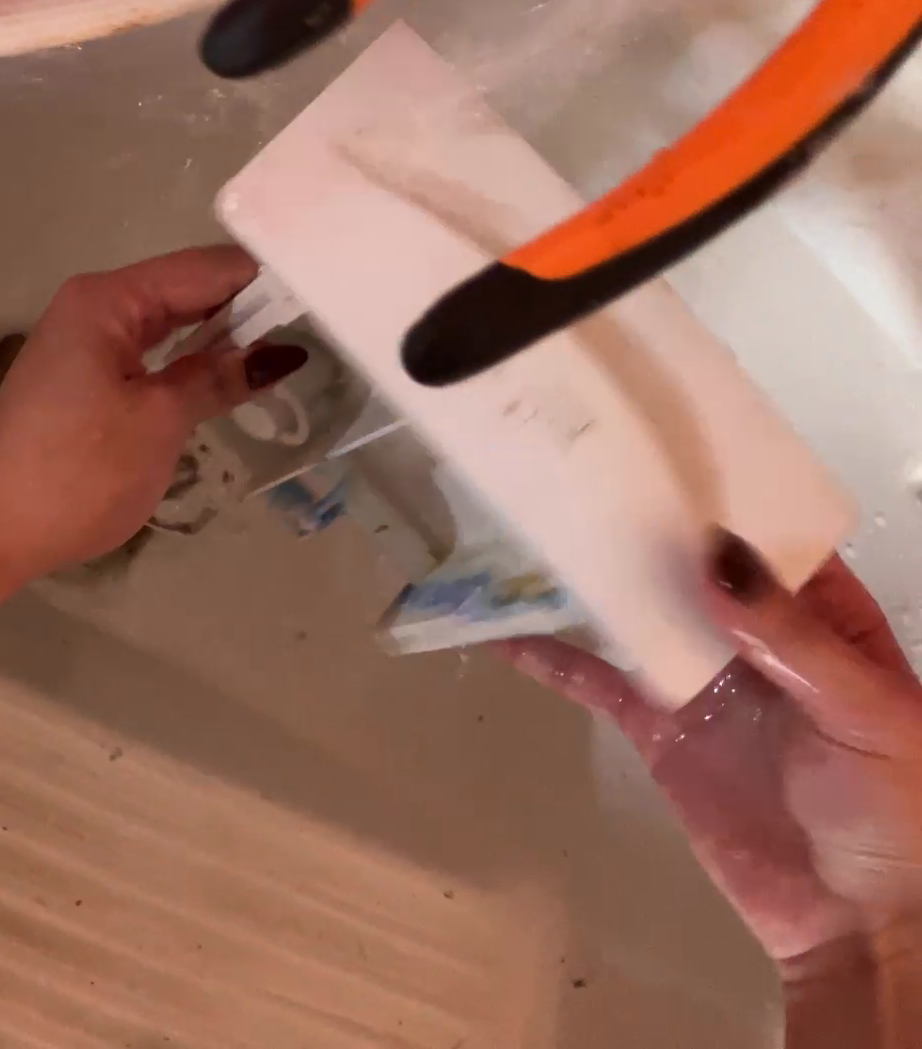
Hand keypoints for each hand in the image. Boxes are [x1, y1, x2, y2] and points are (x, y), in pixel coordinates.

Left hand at [0, 245, 290, 580]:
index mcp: (107, 299)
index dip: (265, 282)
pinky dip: (178, 372)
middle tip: (320, 333)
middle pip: (183, 295)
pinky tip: (217, 388)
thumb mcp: (157, 422)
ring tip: (284, 362)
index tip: (329, 300)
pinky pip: (140, 364)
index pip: (204, 268)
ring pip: (162, 332)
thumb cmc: (74, 472)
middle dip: (243, 314)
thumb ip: (215, 378)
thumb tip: (277, 352)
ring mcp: (77, 351)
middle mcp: (88, 311)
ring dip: (213, 346)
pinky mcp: (72, 389)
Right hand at [494, 534, 921, 980]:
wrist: (852, 917)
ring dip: (583, 590)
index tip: (663, 467)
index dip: (726, 507)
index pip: (774, 550)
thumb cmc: (889, 812)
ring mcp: (696, 681)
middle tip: (574, 495)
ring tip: (525, 550)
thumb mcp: (865, 717)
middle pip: (687, 576)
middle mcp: (754, 645)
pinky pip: (591, 678)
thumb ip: (791, 639)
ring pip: (630, 618)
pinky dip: (545, 657)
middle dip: (640, 538)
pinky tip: (501, 634)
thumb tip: (710, 555)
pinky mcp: (651, 722)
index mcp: (826, 631)